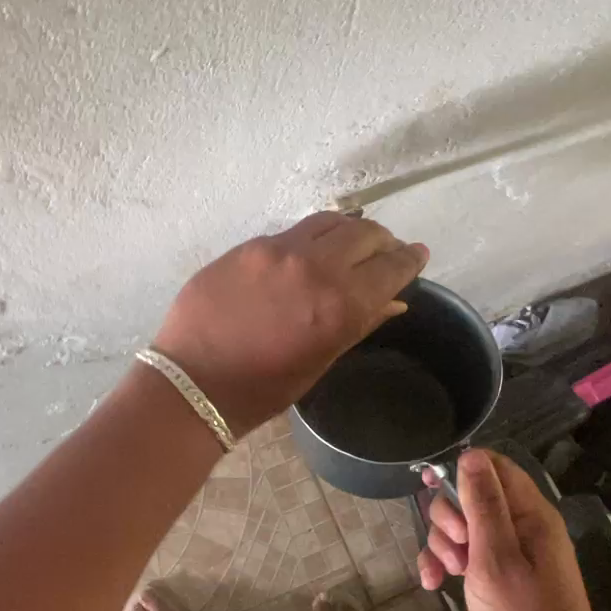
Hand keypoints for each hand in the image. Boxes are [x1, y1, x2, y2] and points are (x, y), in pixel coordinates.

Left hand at [152, 212, 428, 438]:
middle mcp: (313, 267)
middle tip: (386, 251)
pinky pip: (291, 232)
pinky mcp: (247, 247)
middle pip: (363, 234)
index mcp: (339, 305)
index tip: (417, 255)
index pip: (390, 268)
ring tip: (353, 242)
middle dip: (382, 241)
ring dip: (349, 229)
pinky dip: (311, 237)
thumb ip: (359, 324)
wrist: (193, 382)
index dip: (409, 260)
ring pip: (328, 222)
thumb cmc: (262, 388)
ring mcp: (276, 251)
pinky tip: (309, 252)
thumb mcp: (320, 361)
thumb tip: (393, 301)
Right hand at [421, 450, 610, 610]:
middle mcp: (522, 524)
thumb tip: (470, 455)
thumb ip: (483, 504)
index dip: (461, 473)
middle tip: (456, 548)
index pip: (493, 465)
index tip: (438, 494)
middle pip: (471, 495)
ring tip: (446, 573)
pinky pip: (465, 552)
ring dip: (443, 544)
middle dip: (448, 518)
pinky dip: (446, 563)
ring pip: (462, 525)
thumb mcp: (496, 557)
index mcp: (530, 512)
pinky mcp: (500, 571)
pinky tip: (435, 584)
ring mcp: (510, 549)